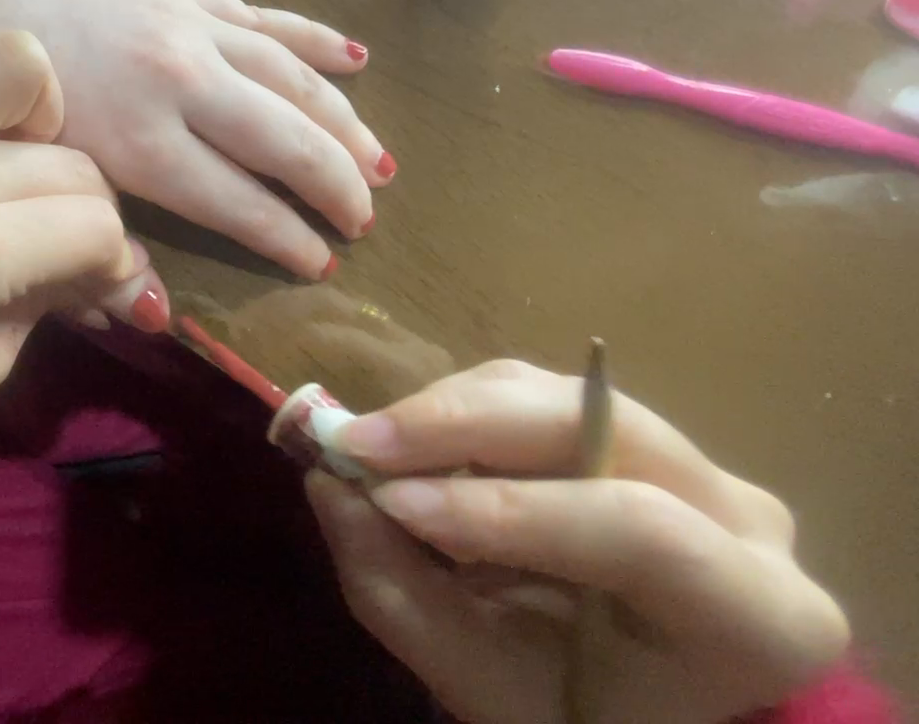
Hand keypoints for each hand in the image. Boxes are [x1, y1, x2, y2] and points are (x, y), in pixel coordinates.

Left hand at [0, 0, 390, 279]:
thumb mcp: (39, 182)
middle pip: (284, 140)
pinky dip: (312, 39)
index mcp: (140, 144)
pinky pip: (264, 18)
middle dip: (334, 185)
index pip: (239, 203)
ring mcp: (187, 30)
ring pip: (290, 77)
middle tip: (368, 219)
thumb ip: (100, 235)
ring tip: (380, 160)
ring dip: (343, 120)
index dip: (287, 239)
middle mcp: (179, 85)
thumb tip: (149, 304)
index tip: (322, 265)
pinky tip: (356, 59)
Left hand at [0, 15, 162, 442]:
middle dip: (87, 212)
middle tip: (59, 245)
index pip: (97, 225)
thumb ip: (61, 302)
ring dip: (44, 120)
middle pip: (75, 162)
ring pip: (23, 69)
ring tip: (16, 166)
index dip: (113, 260)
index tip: (95, 283)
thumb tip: (135, 275)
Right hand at [308, 360, 849, 723]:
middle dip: (455, 422)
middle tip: (356, 442)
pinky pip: (523, 392)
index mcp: (754, 614)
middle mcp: (738, 512)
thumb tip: (327, 485)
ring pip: (544, 390)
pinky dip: (449, 409)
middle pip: (587, 421)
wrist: (636, 695)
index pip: (640, 530)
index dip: (504, 508)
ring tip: (372, 447)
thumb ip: (398, 594)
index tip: (390, 503)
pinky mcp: (619, 430)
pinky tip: (409, 445)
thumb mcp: (481, 681)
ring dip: (442, 409)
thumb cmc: (575, 709)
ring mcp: (685, 458)